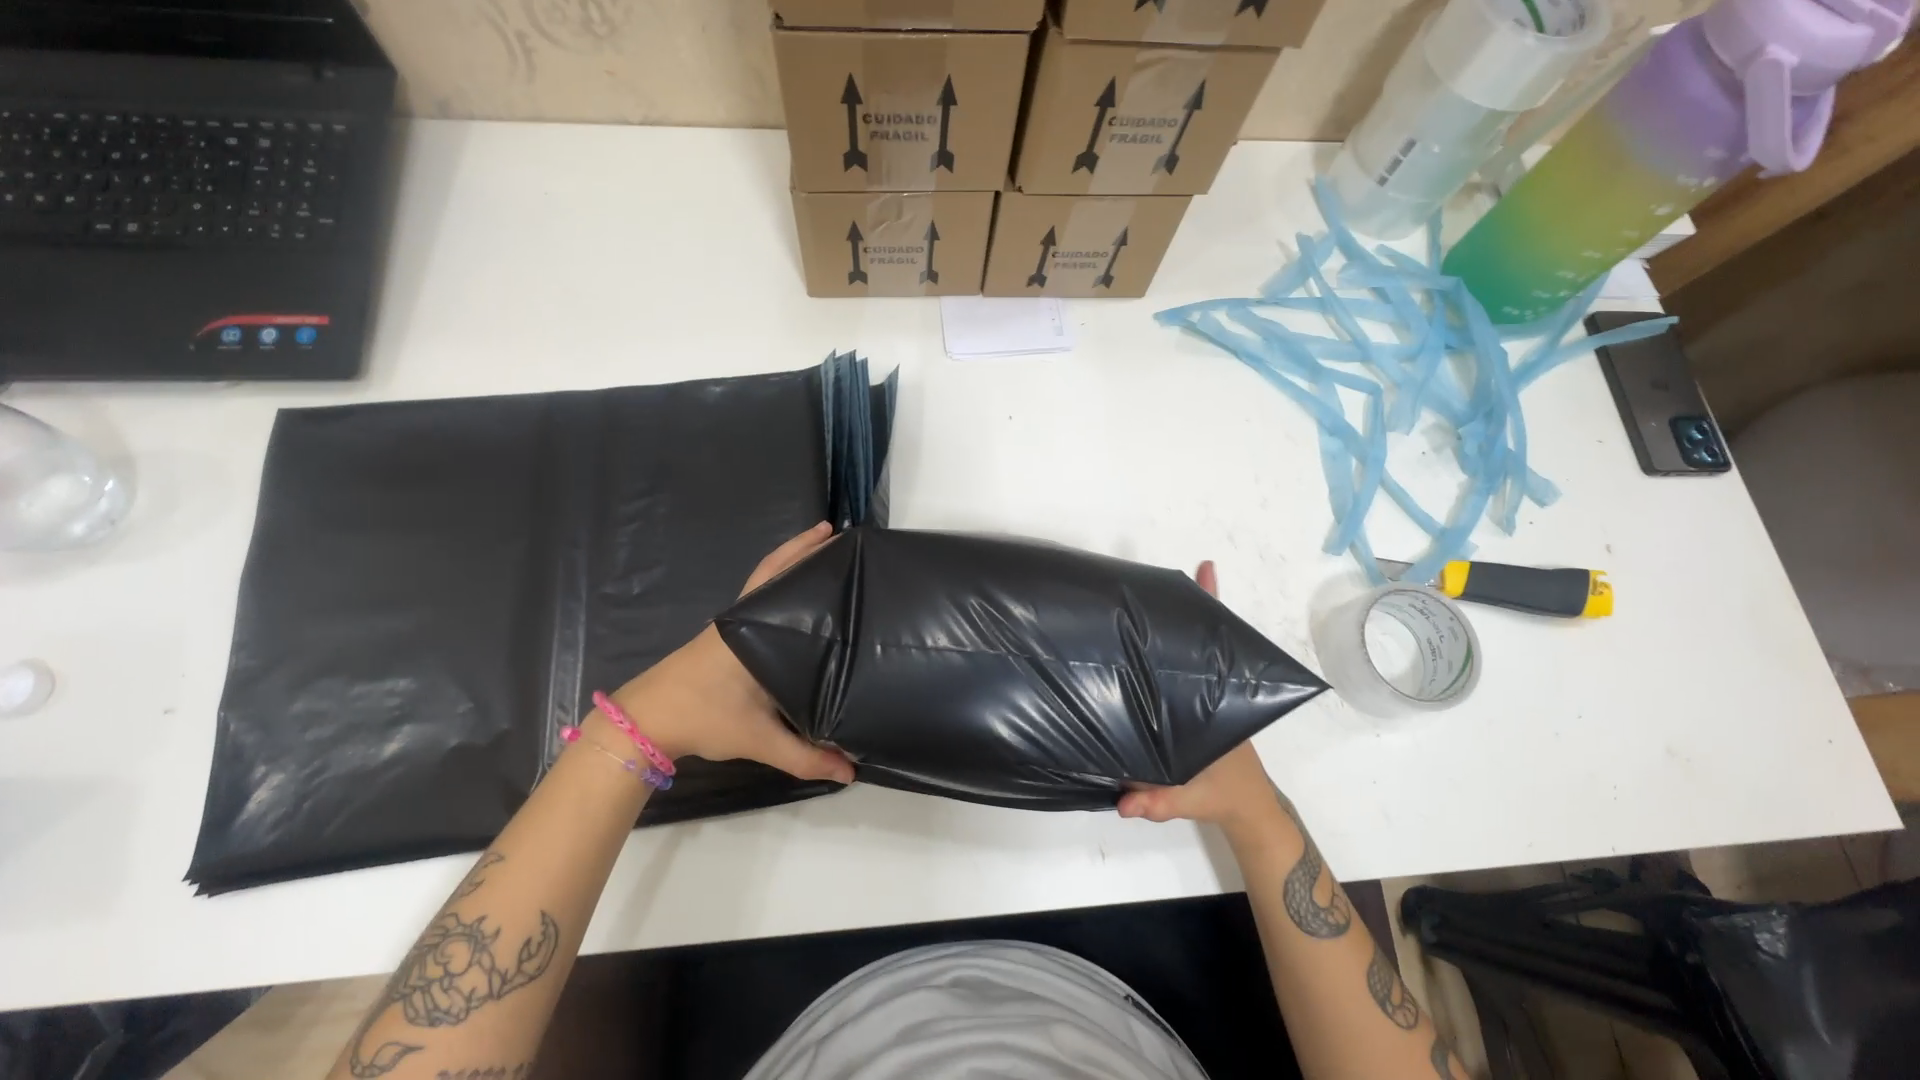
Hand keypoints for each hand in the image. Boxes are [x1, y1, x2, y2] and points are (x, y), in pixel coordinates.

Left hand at [604, 523, 854, 784]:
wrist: (646, 722)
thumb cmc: (703, 717)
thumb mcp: (759, 739)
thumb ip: (806, 757)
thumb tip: (850, 772)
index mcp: (752, 628)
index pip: (781, 577)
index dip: (806, 552)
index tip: (838, 536)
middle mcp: (741, 618)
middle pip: (773, 570)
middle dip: (804, 551)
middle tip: (839, 541)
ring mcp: (729, 627)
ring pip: (763, 586)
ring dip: (790, 570)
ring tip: (825, 566)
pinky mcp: (721, 641)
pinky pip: (755, 604)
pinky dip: (777, 593)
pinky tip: (795, 610)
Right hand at [1116, 561, 1288, 836]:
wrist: (1243, 806)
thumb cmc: (1221, 795)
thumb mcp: (1188, 800)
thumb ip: (1158, 802)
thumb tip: (1125, 803)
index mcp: (1217, 701)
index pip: (1215, 645)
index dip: (1212, 608)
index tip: (1203, 571)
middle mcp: (1210, 690)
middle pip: (1200, 639)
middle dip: (1183, 606)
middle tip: (1148, 578)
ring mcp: (1200, 696)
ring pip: (1187, 653)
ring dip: (1166, 624)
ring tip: (1133, 596)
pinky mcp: (1186, 706)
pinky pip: (1173, 672)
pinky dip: (1156, 651)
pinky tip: (1130, 637)